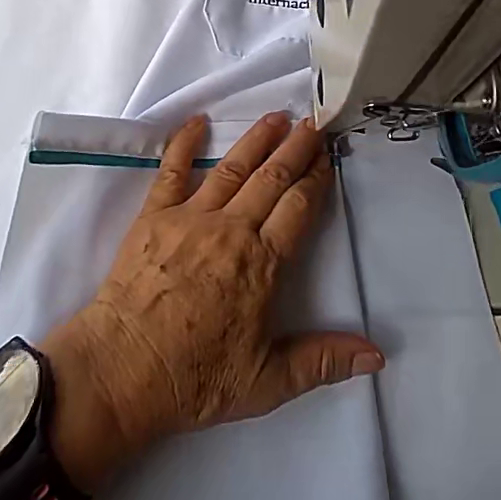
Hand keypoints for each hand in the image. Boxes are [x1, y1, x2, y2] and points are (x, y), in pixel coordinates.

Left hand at [41, 112, 382, 491]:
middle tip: (312, 124)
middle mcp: (229, 231)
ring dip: (255, 140)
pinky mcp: (152, 217)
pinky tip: (197, 122)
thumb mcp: (268, 382)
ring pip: (230, 169)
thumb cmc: (196, 377)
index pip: (298, 210)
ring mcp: (188, 219)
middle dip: (295, 149)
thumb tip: (376, 355)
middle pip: (270, 180)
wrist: (124, 367)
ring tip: (276, 117)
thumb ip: (322, 361)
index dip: (316, 180)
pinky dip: (184, 143)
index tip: (327, 158)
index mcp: (261, 264)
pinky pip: (171, 172)